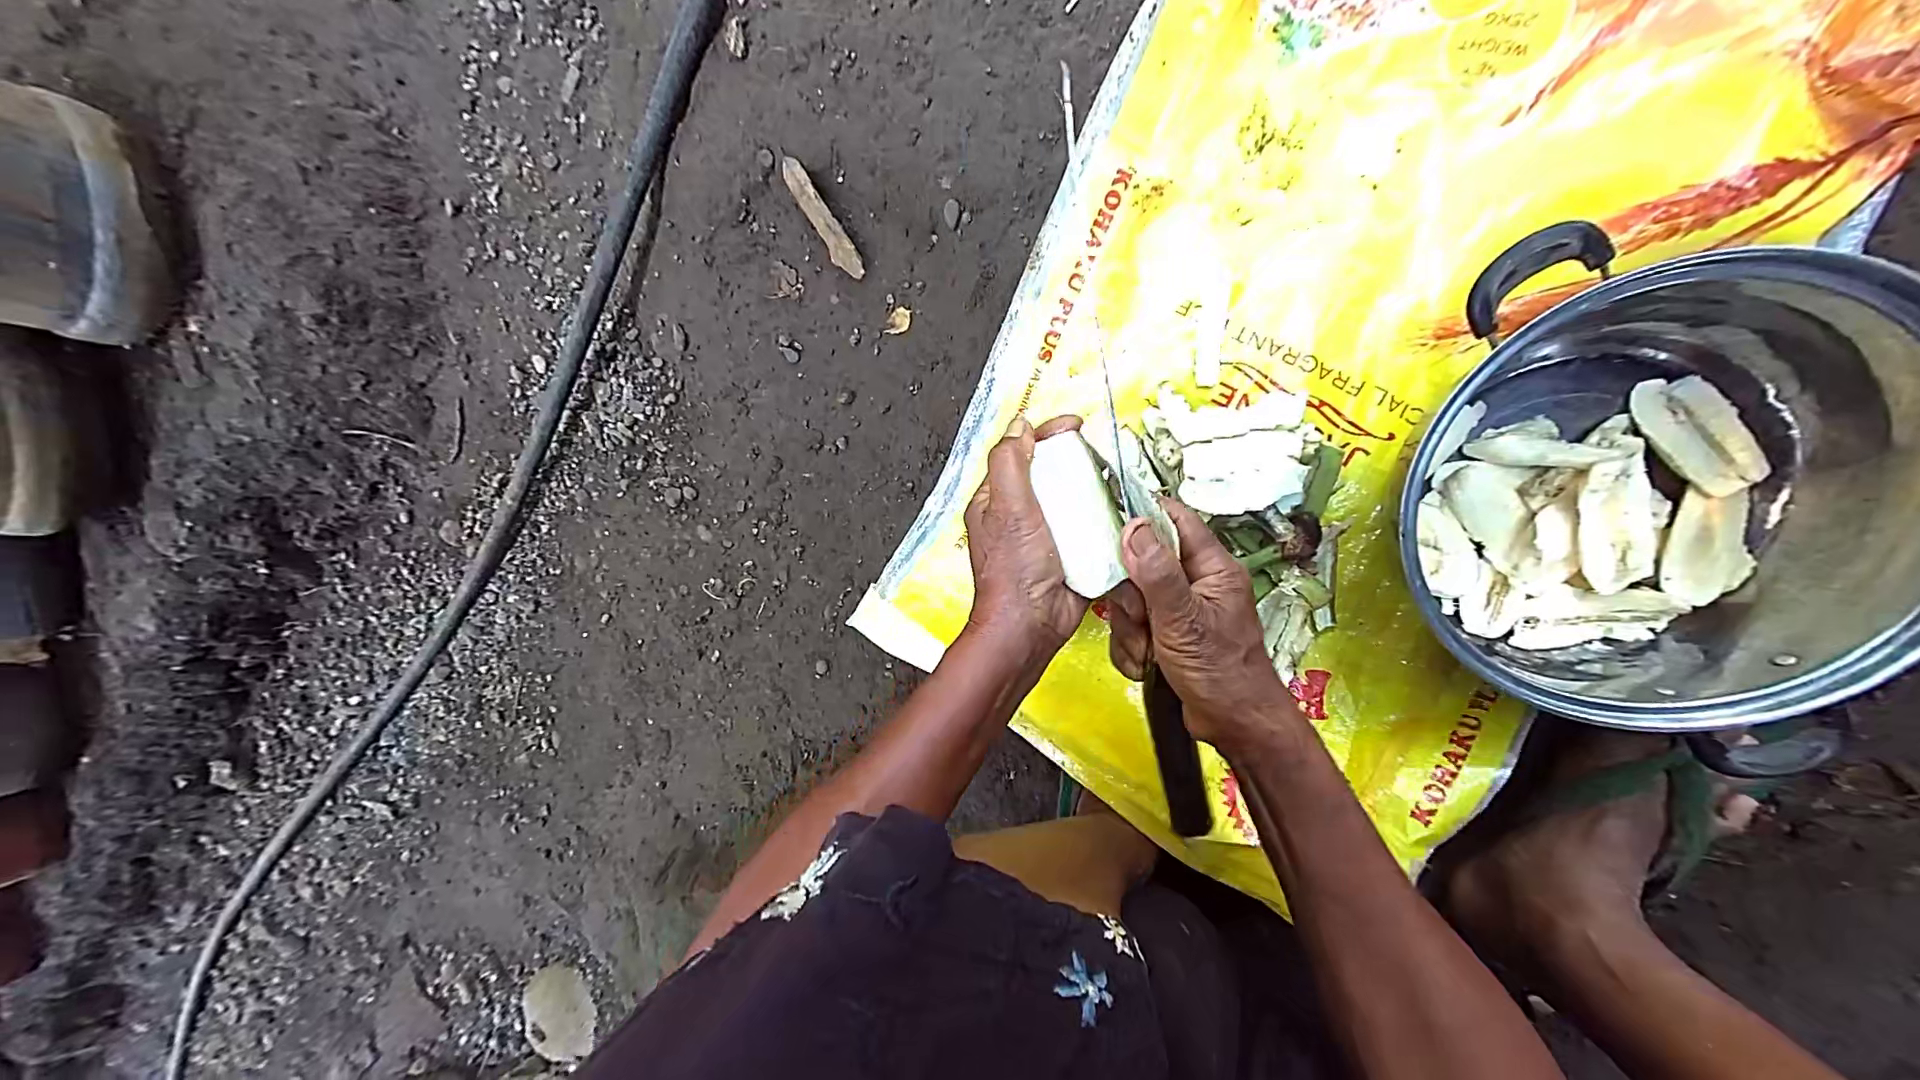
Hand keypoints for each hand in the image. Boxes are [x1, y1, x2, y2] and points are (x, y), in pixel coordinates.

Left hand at [963, 414, 1090, 661]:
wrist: (1032, 624)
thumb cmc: (1012, 574)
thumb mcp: (1008, 508)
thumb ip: (1010, 464)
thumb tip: (1018, 428)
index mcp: (996, 500)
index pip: (1020, 452)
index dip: (1046, 433)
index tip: (1073, 425)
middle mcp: (1019, 514)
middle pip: (1049, 472)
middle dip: (1074, 459)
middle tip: (1095, 454)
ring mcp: (1045, 533)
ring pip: (1072, 498)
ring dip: (1091, 488)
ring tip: (1108, 480)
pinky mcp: (1068, 551)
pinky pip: (1088, 526)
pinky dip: (1102, 518)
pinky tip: (1113, 513)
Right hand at [1106, 498, 1302, 755]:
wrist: (1233, 725)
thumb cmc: (1221, 673)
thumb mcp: (1183, 620)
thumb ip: (1157, 573)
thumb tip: (1134, 526)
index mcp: (1212, 568)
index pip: (1174, 520)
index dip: (1143, 517)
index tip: (1110, 525)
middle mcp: (1194, 582)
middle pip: (1141, 564)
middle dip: (1131, 598)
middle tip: (1142, 619)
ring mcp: (1176, 608)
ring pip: (1130, 598)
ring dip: (1130, 629)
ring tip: (1148, 650)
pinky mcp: (1163, 631)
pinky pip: (1129, 626)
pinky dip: (1131, 647)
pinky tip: (1145, 663)